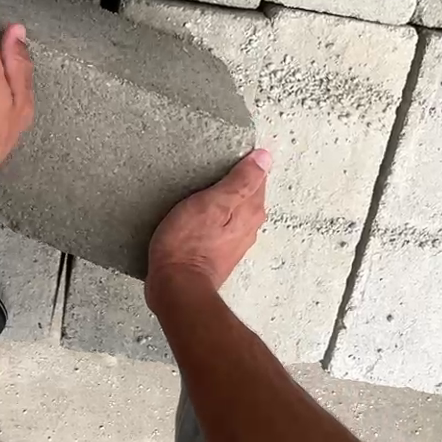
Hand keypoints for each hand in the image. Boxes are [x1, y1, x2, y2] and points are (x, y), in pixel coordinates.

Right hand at [144, 149, 272, 307]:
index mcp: (252, 211)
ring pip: (233, 210)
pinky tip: (197, 214)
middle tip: (211, 168)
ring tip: (202, 189)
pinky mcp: (219, 252)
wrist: (175, 287)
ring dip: (223, 199)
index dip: (244, 163)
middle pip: (247, 194)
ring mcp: (235, 242)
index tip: (226, 154)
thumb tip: (265, 157)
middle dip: (234, 180)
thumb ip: (240, 181)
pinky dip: (213, 216)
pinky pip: (221, 226)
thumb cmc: (188, 244)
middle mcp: (249, 227)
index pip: (257, 177)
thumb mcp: (213, 203)